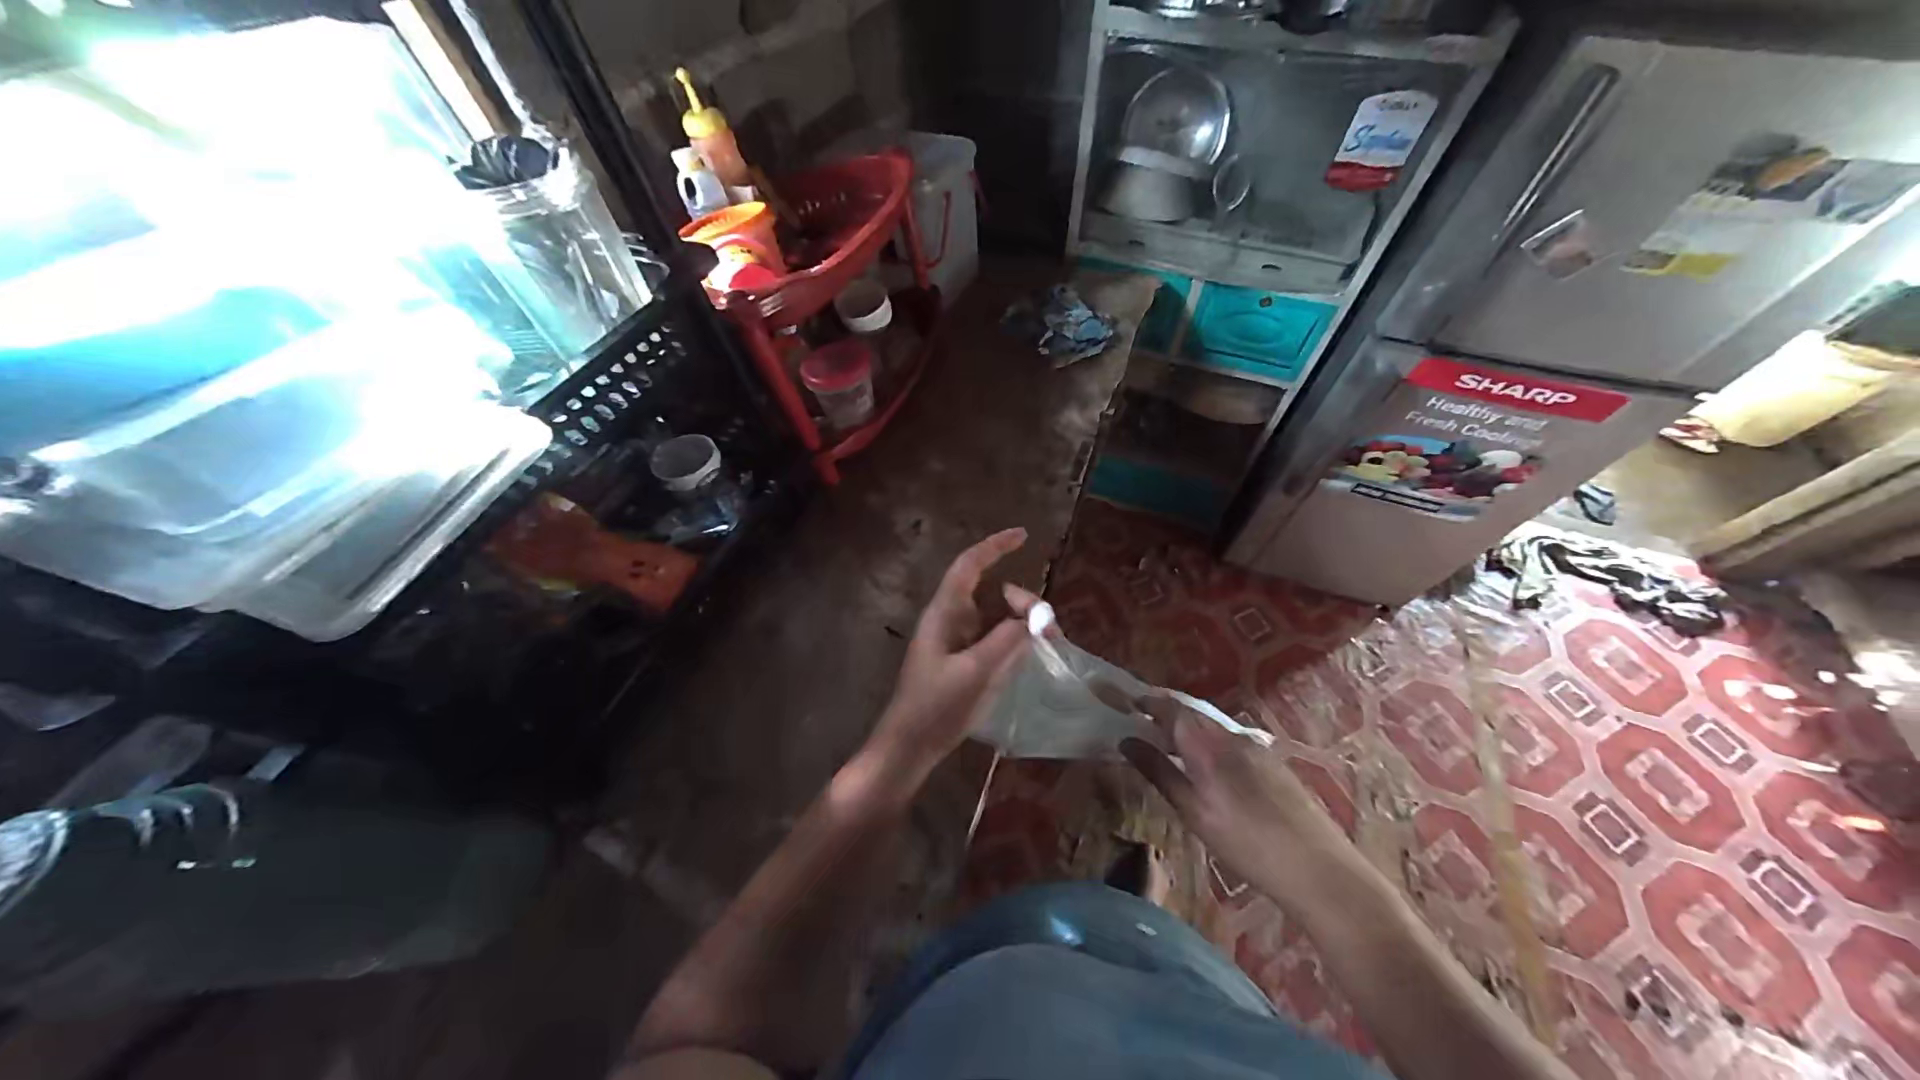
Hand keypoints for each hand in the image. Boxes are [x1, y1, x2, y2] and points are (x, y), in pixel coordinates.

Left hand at [869, 528, 1038, 779]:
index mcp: (944, 613)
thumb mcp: (974, 674)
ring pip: (996, 616)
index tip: (1023, 536)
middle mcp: (951, 620)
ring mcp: (957, 641)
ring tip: (1047, 641)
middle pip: (991, 592)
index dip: (995, 546)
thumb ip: (1006, 641)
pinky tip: (1031, 654)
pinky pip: (995, 638)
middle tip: (1046, 629)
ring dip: (1022, 621)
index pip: (969, 566)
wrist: (909, 746)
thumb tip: (1032, 619)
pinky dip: (1015, 639)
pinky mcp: (964, 661)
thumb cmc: (934, 708)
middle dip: (1021, 600)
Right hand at [1120, 696, 1356, 914]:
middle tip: (1139, 721)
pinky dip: (1207, 742)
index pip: (1171, 709)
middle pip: (1192, 713)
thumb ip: (1160, 773)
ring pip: (1212, 727)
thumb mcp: (1194, 812)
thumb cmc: (1246, 844)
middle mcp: (1232, 736)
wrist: (1318, 869)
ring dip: (1186, 728)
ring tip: (1166, 743)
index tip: (1123, 700)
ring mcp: (1256, 748)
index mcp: (1208, 745)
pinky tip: (1205, 766)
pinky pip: (1230, 741)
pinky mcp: (1272, 763)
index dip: (1146, 701)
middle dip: (1164, 712)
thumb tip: (1127, 742)